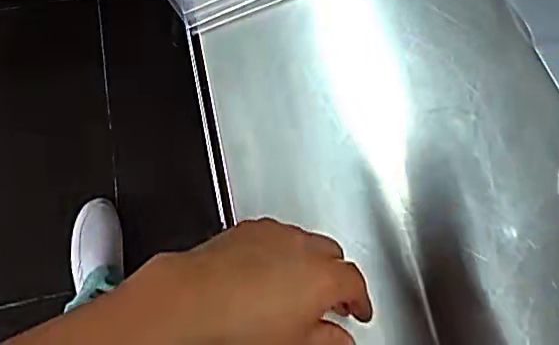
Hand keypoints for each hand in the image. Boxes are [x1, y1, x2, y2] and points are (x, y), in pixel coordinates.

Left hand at [109, 218, 372, 343]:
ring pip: (305, 240)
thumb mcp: (298, 343)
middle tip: (335, 300)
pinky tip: (271, 271)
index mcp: (321, 274)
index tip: (360, 310)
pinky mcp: (250, 225)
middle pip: (333, 253)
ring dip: (309, 259)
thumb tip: (341, 337)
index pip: (355, 280)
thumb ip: (328, 339)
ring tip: (301, 288)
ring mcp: (275, 230)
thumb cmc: (243, 324)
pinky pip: (278, 234)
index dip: (361, 299)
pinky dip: (283, 249)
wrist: (197, 297)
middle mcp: (301, 244)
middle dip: (337, 274)